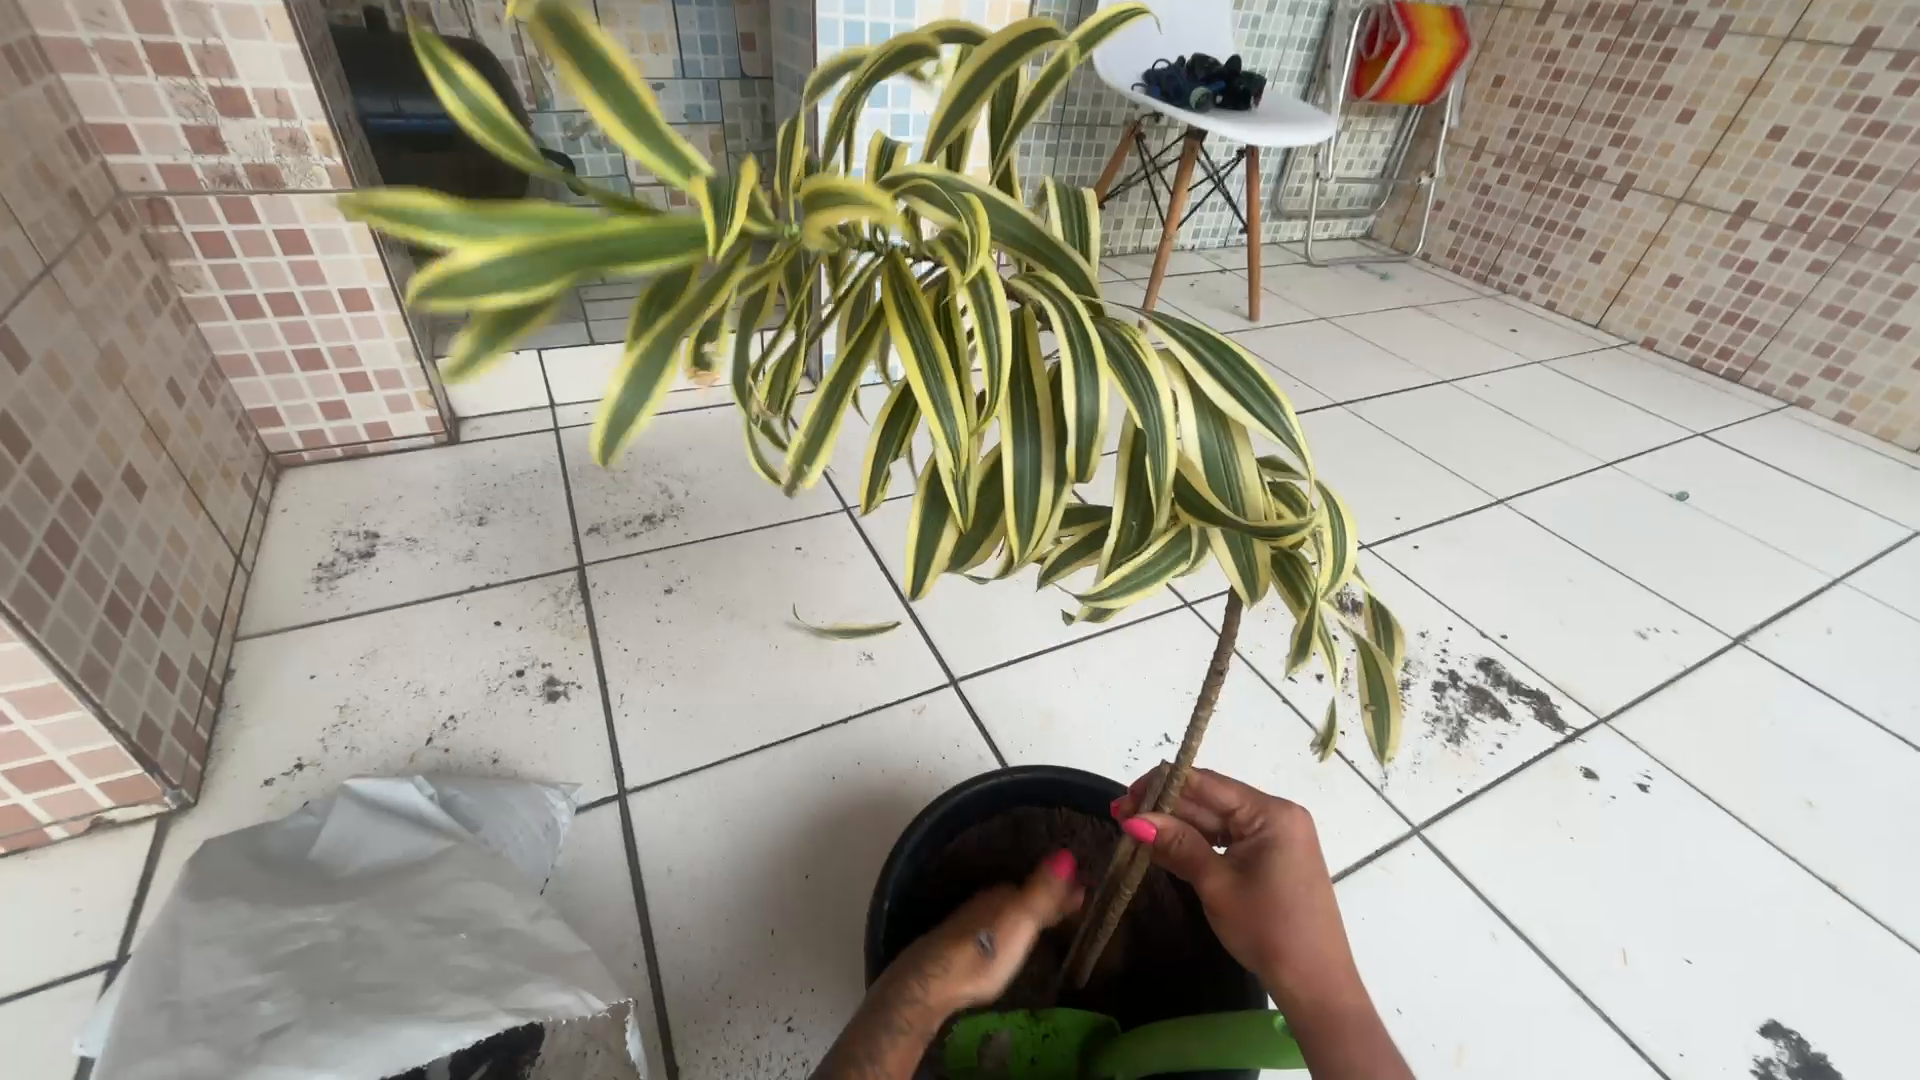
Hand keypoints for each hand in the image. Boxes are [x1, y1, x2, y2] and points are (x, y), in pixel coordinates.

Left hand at [880, 850, 1085, 1014]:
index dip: (1063, 891)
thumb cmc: (986, 952)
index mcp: (1005, 894)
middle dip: (1047, 901)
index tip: (1085, 893)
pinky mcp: (960, 943)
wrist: (935, 979)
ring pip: (1008, 911)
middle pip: (1024, 897)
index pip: (1041, 886)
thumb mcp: (1021, 920)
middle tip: (1072, 906)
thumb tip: (1066, 853)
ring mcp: (972, 922)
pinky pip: (995, 927)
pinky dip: (1010, 928)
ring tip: (1047, 922)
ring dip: (1029, 915)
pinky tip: (1011, 938)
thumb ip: (1043, 891)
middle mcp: (988, 901)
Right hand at [1110, 766, 1362, 1014]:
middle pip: (1210, 800)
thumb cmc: (1269, 931)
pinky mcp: (1270, 859)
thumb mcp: (1216, 884)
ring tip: (1133, 829)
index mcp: (1271, 813)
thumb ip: (1176, 844)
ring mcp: (1275, 838)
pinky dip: (1196, 843)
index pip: (1207, 784)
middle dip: (1165, 808)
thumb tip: (1132, 819)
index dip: (1162, 786)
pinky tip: (1163, 845)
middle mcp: (1276, 816)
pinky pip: (1226, 840)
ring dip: (1176, 826)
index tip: (1125, 797)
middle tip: (1120, 815)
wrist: (1317, 987)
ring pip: (1215, 821)